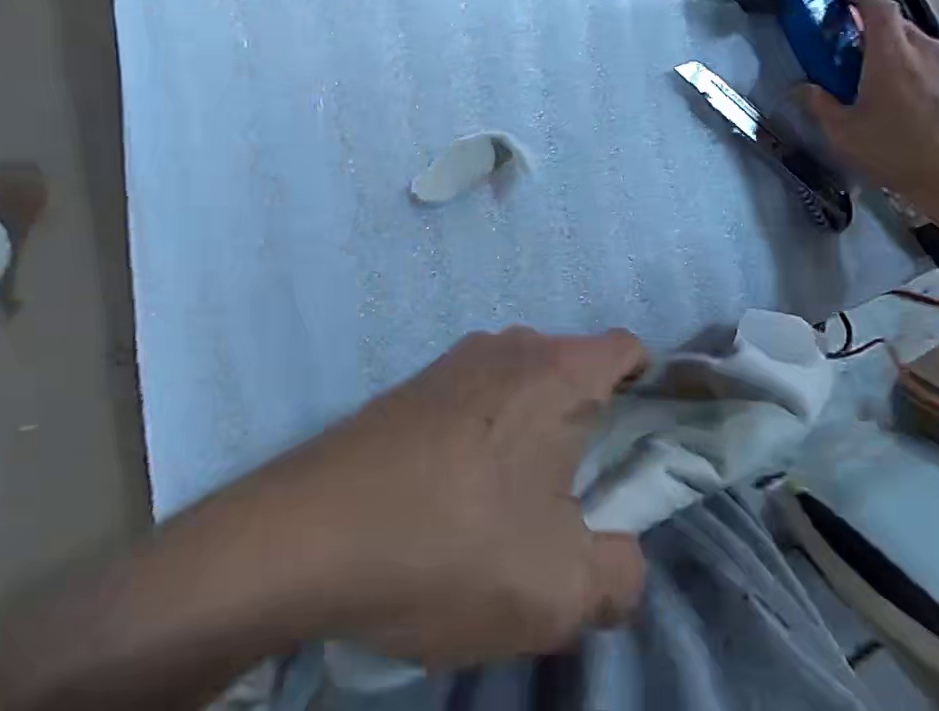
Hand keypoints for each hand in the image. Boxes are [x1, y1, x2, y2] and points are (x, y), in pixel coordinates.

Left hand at [208, 328, 650, 666]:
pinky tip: (452, 500)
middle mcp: (510, 347)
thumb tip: (624, 565)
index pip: (630, 349)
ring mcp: (452, 363)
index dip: (648, 389)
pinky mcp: (406, 388)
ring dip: (533, 433)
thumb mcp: (558, 590)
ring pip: (523, 386)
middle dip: (589, 423)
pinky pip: (474, 400)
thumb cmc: (447, 548)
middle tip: (575, 493)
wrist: (289, 547)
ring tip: (508, 505)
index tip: (636, 446)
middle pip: (577, 369)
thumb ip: (621, 576)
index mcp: (559, 372)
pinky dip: (485, 438)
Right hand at [799, 0, 938, 226]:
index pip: (877, 6)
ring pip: (927, 47)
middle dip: (881, 36)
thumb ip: (820, 105)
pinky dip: (936, 73)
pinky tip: (933, 104)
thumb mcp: (846, 136)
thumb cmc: (897, 155)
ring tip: (903, 90)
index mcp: (892, 55)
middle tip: (868, 60)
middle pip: (900, 27)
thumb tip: (802, 88)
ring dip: (910, 59)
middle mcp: (928, 47)